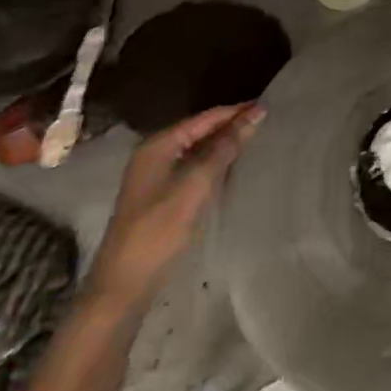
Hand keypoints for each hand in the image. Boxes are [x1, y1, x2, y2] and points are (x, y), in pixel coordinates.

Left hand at [90, 103, 264, 303]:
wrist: (124, 285)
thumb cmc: (159, 229)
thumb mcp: (195, 185)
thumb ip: (224, 148)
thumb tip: (253, 114)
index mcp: (158, 145)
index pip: (204, 118)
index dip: (235, 111)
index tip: (266, 105)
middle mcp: (154, 154)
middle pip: (199, 131)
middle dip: (230, 125)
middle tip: (265, 120)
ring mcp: (155, 177)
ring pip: (196, 150)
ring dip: (223, 144)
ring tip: (255, 138)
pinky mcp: (160, 198)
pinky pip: (192, 168)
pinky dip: (213, 163)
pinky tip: (231, 167)